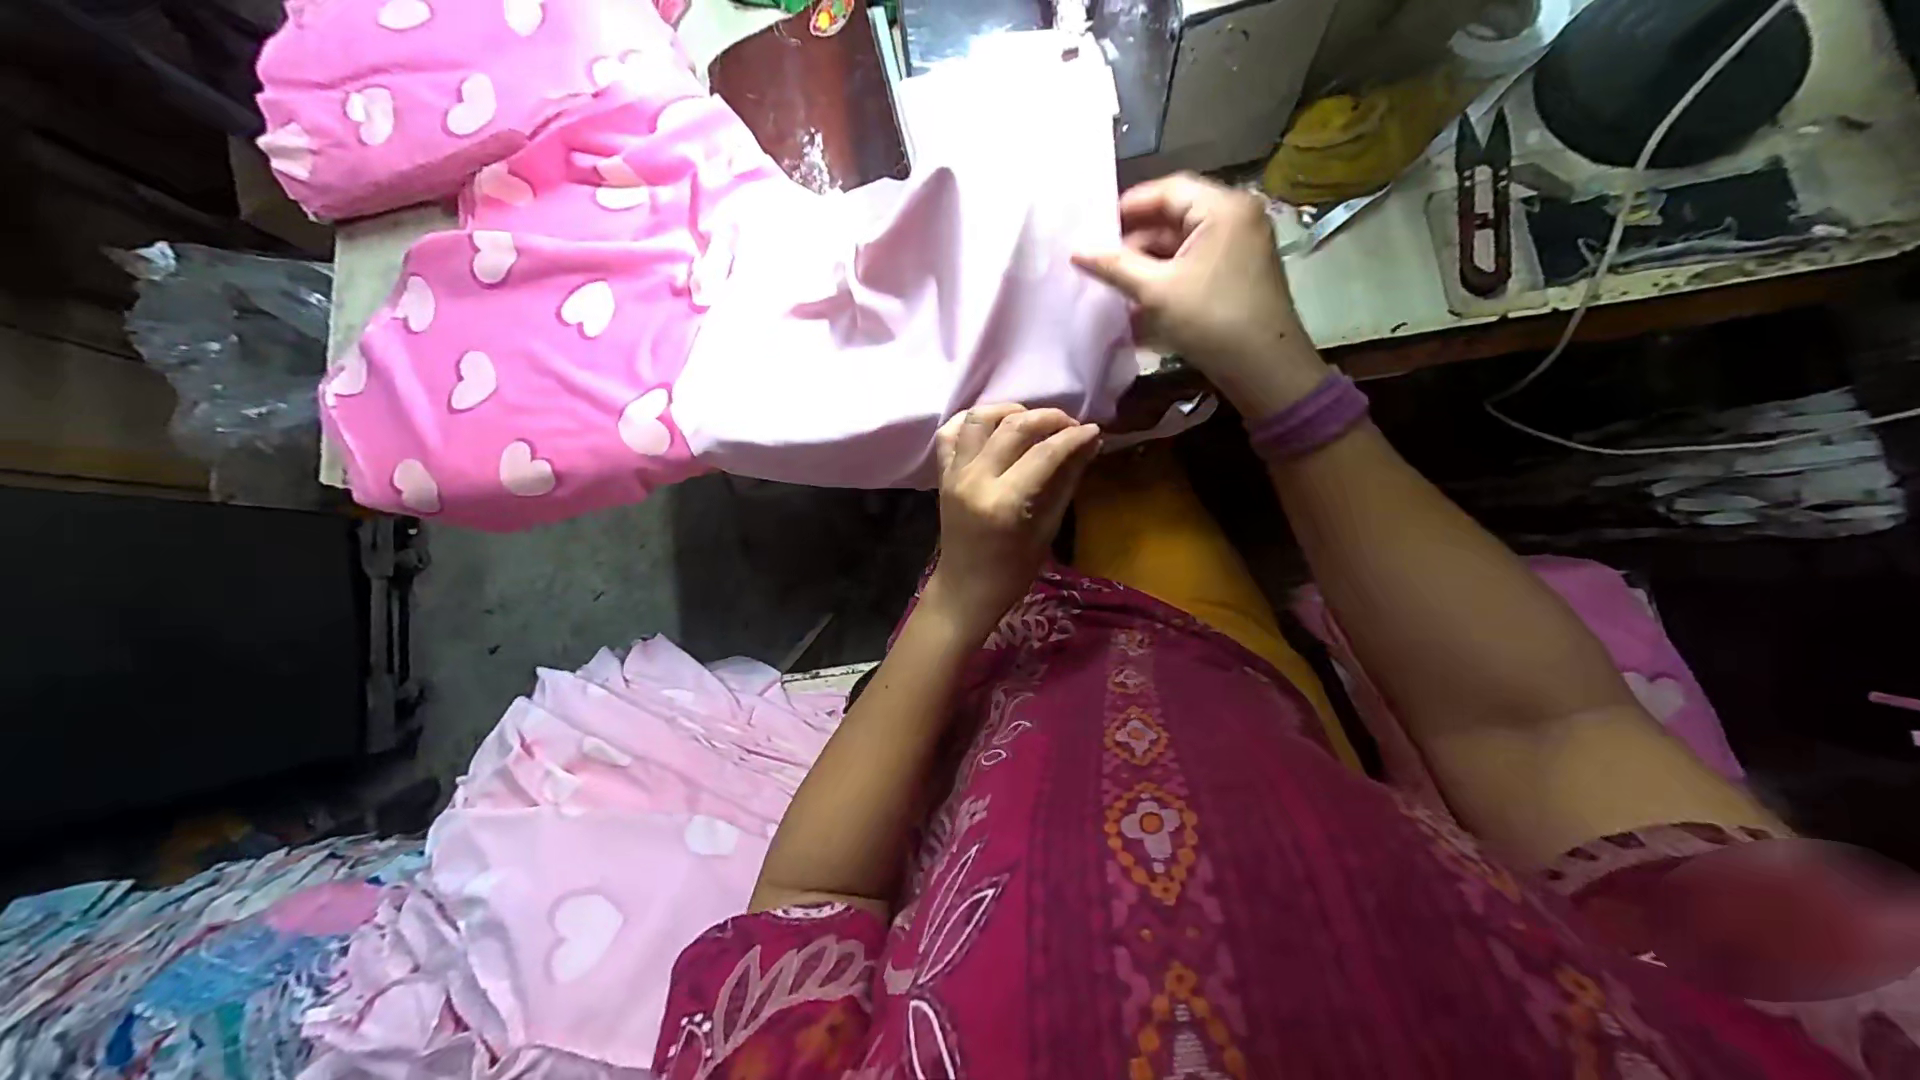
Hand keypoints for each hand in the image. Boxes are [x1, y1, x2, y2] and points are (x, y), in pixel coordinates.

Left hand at [925, 404, 1100, 636]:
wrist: (965, 588)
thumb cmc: (1012, 570)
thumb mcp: (1047, 529)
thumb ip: (1066, 481)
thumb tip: (1089, 443)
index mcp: (1005, 502)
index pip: (1045, 453)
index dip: (1073, 437)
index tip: (1094, 430)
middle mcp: (975, 480)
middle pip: (1014, 427)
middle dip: (1048, 418)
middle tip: (1070, 425)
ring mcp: (954, 474)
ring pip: (980, 418)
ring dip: (1010, 410)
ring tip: (1031, 421)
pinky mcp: (942, 474)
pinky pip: (950, 432)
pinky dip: (972, 421)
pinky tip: (993, 426)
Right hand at [1073, 173, 1331, 418]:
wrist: (1263, 367)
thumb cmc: (1210, 320)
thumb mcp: (1156, 291)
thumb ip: (1115, 266)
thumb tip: (1076, 251)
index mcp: (1223, 207)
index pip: (1167, 190)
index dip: (1126, 208)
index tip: (1093, 230)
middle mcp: (1237, 216)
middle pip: (1175, 215)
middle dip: (1135, 239)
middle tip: (1099, 260)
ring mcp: (1241, 244)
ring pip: (1183, 242)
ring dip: (1148, 260)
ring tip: (1114, 281)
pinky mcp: (1238, 271)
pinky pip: (1195, 261)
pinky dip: (1167, 274)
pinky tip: (1140, 295)